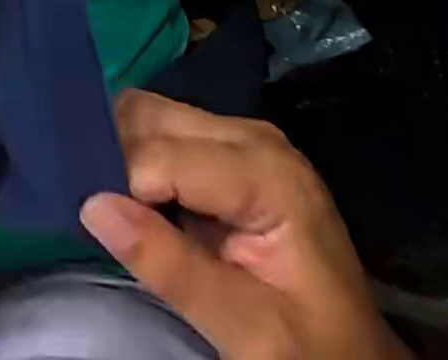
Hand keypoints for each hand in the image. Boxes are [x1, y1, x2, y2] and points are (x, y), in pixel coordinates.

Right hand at [80, 91, 409, 359]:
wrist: (356, 356)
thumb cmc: (311, 349)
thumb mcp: (247, 329)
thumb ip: (170, 266)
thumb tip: (91, 206)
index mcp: (265, 173)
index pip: (160, 157)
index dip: (120, 189)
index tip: (91, 226)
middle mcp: (250, 135)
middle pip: (151, 117)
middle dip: (112, 155)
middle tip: (92, 207)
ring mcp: (240, 136)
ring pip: (149, 113)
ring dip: (119, 149)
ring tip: (107, 199)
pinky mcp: (226, 147)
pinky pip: (161, 129)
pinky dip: (133, 151)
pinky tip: (129, 192)